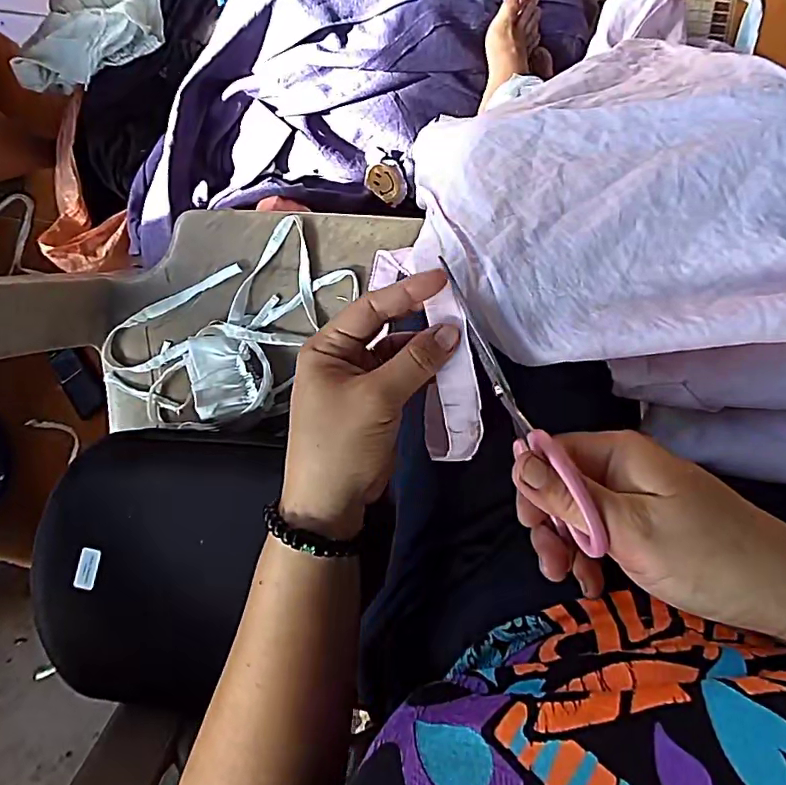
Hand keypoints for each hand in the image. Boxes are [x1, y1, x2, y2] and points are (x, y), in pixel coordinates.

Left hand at [281, 270, 458, 539]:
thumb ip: (415, 360)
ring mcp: (360, 381)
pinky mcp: (377, 402)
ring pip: (399, 352)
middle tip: (454, 304)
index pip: (370, 308)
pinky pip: (404, 375)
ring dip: (425, 346)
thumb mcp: (377, 398)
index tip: (440, 279)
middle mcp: (342, 359)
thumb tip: (450, 330)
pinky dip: (425, 369)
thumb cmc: (340, 445)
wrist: (330, 505)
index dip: (406, 292)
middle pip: (385, 327)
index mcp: (327, 348)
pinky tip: (447, 364)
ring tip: (458, 338)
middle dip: (418, 317)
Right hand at [513, 431, 785, 636]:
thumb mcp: (626, 528)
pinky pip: (606, 530)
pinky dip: (593, 554)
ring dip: (569, 544)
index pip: (552, 452)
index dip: (533, 488)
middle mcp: (626, 466)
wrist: (784, 590)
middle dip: (550, 522)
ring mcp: (640, 496)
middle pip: (563, 484)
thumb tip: (519, 457)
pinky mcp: (651, 523)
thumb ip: (569, 495)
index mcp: (620, 452)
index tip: (533, 530)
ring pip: (581, 511)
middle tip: (553, 566)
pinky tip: (595, 582)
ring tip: (575, 581)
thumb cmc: (704, 558)